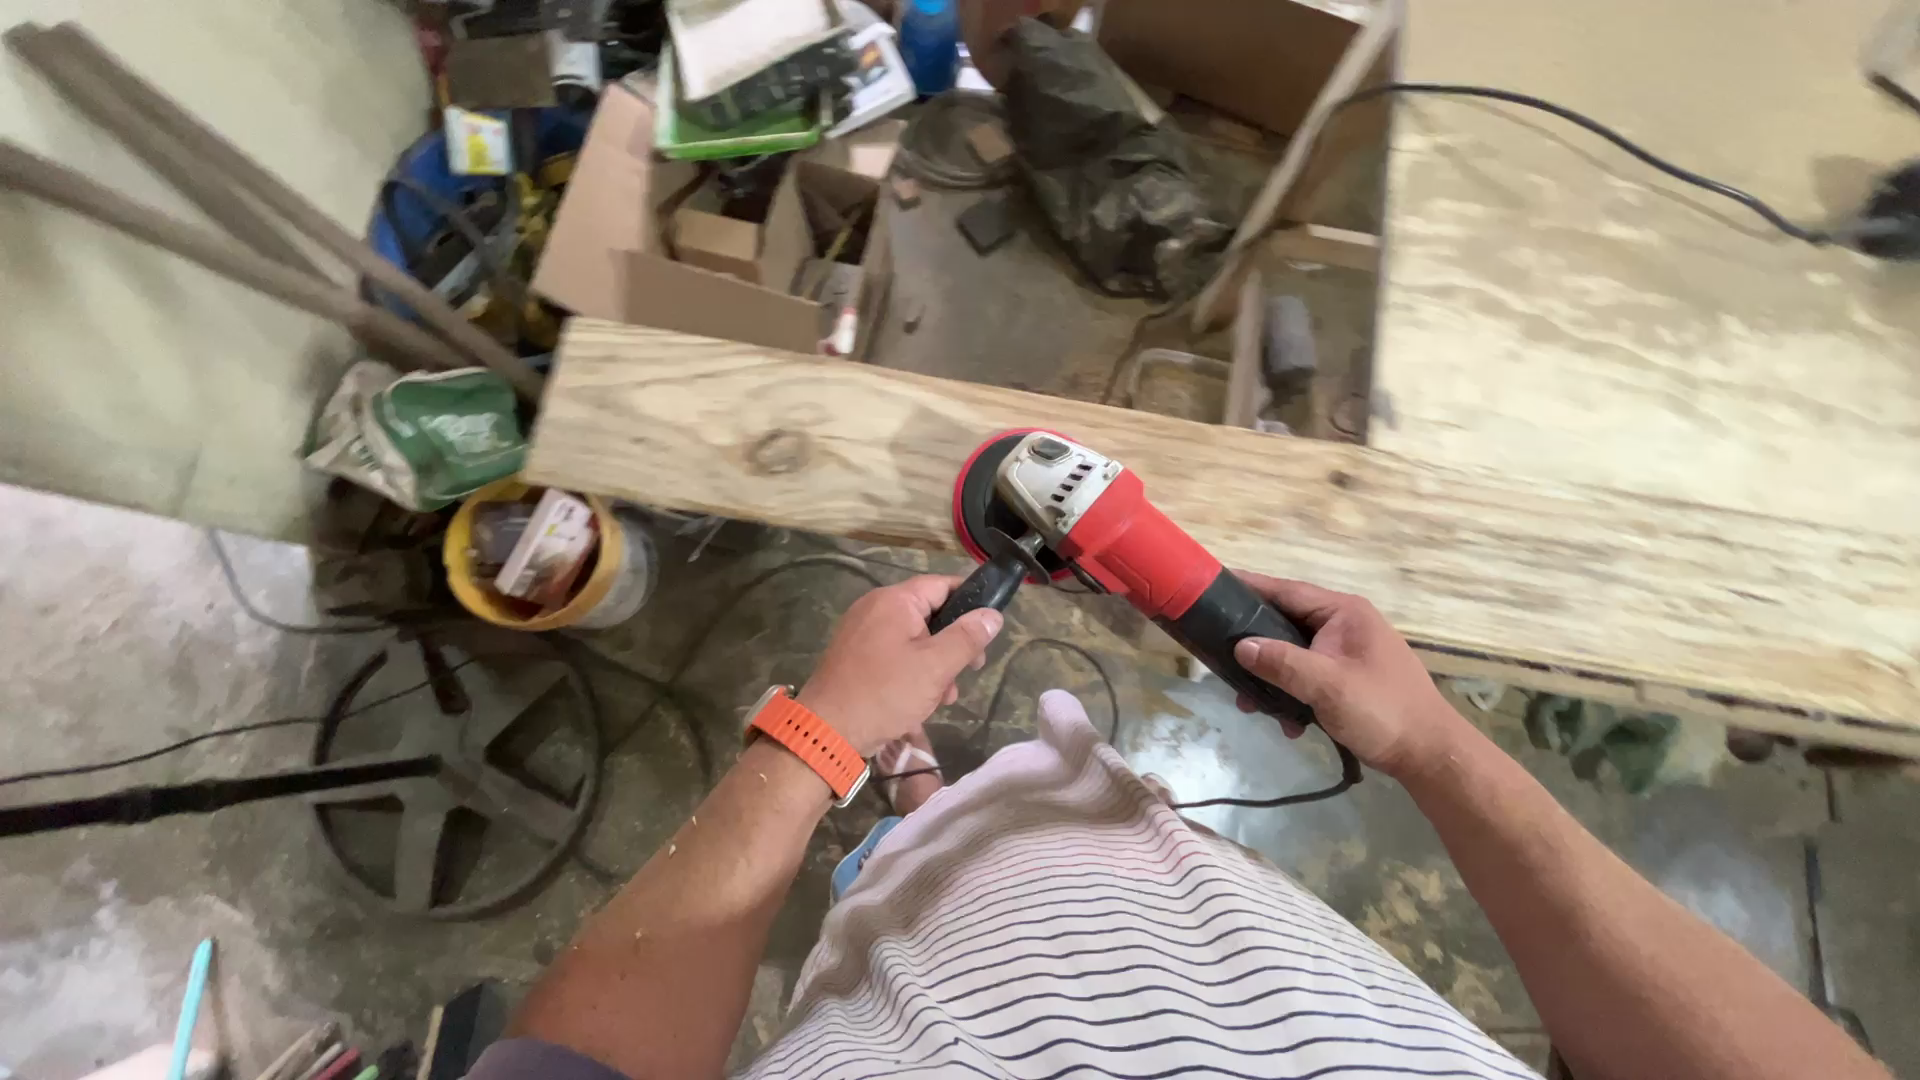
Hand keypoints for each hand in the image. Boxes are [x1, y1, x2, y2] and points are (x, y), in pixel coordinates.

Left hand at [798, 575, 1003, 756]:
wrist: (827, 732)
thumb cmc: (885, 693)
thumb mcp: (936, 666)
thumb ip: (967, 637)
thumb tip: (993, 615)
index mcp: (895, 600)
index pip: (943, 584)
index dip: (971, 602)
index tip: (989, 629)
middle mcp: (875, 607)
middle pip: (929, 613)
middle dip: (953, 642)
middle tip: (972, 669)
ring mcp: (862, 631)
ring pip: (914, 637)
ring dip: (935, 663)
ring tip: (945, 695)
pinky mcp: (855, 655)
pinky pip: (894, 653)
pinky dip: (913, 670)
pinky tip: (922, 700)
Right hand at [1230, 573, 1470, 778]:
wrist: (1431, 757)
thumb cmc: (1383, 711)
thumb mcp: (1327, 686)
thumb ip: (1281, 662)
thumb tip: (1239, 646)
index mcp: (1343, 613)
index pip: (1285, 590)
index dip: (1248, 587)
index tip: (1210, 588)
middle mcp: (1342, 624)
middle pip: (1283, 622)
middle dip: (1253, 646)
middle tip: (1220, 659)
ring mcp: (1344, 651)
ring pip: (1290, 653)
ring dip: (1271, 678)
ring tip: (1250, 704)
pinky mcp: (1345, 677)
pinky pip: (1304, 675)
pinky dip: (1291, 694)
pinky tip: (1286, 722)